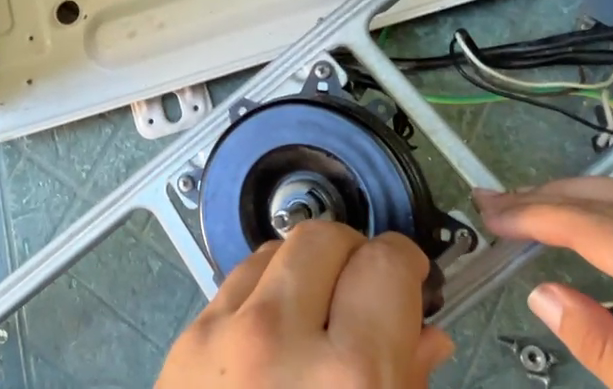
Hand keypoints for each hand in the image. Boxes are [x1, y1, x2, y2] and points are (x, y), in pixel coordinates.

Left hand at [155, 221, 452, 386]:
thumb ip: (409, 387)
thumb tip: (426, 338)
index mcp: (350, 378)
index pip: (386, 265)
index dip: (406, 265)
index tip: (411, 278)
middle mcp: (282, 340)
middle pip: (323, 239)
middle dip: (353, 253)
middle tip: (367, 287)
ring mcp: (224, 334)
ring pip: (273, 250)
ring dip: (304, 267)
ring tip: (320, 310)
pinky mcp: (186, 341)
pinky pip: (233, 282)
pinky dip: (263, 290)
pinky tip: (276, 332)